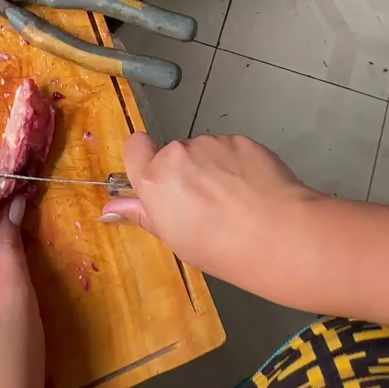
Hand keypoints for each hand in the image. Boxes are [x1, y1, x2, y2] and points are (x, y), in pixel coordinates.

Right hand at [101, 133, 322, 283]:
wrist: (278, 234)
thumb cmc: (220, 248)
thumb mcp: (175, 240)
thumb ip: (144, 214)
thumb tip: (110, 207)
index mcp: (155, 179)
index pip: (135, 146)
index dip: (145, 159)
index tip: (160, 179)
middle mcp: (179, 152)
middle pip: (175, 154)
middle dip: (186, 172)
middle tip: (206, 204)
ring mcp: (212, 142)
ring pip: (205, 151)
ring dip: (213, 167)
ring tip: (235, 200)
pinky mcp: (242, 139)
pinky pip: (231, 149)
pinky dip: (238, 164)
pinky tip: (253, 189)